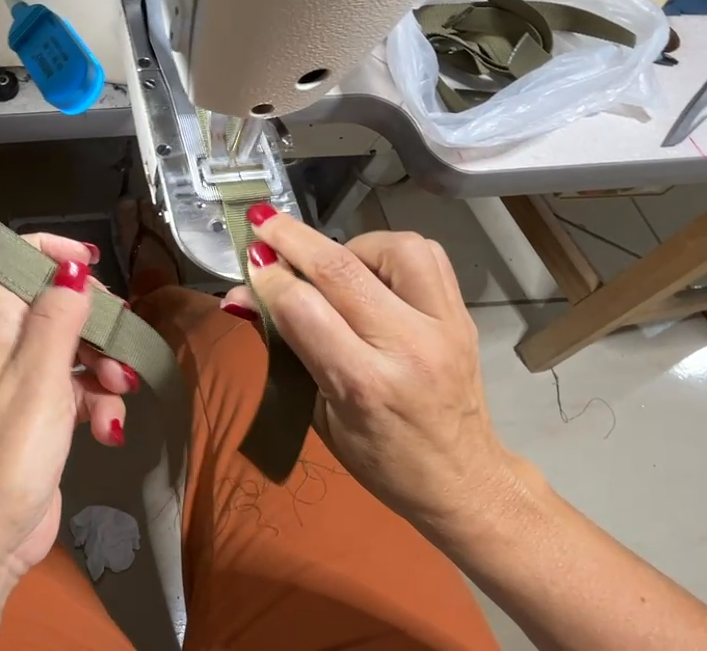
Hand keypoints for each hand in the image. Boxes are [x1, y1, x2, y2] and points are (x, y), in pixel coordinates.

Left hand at [0, 233, 138, 607]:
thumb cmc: (4, 457)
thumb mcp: (37, 381)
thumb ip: (57, 319)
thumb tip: (70, 264)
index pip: (12, 263)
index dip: (49, 252)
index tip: (93, 263)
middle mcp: (9, 348)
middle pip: (56, 303)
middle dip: (95, 317)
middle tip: (119, 341)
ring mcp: (27, 384)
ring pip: (76, 348)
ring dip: (105, 364)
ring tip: (119, 392)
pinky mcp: (45, 419)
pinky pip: (80, 391)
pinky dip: (99, 405)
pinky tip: (109, 433)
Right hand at [225, 209, 524, 532]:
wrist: (465, 481)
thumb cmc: (380, 458)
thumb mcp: (318, 413)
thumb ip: (285, 348)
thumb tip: (241, 296)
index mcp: (364, 386)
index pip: (304, 309)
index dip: (269, 277)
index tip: (250, 262)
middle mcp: (408, 348)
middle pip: (341, 268)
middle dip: (292, 239)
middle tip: (262, 224)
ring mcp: (444, 326)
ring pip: (393, 248)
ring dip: (349, 243)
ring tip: (329, 262)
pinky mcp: (462, 314)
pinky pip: (425, 255)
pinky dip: (387, 250)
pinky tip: (368, 268)